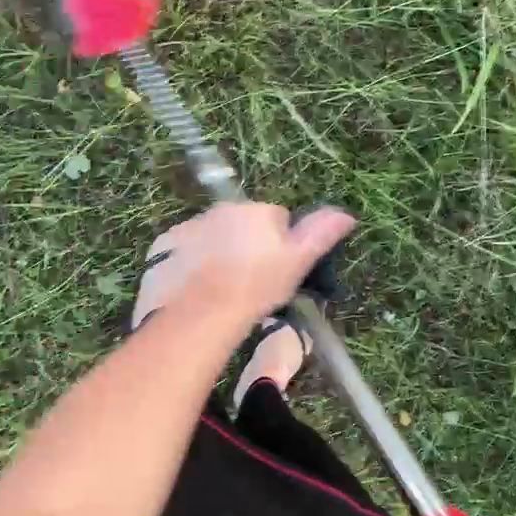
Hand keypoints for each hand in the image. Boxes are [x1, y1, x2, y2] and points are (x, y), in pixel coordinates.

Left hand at [151, 202, 355, 323]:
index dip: (282, 246)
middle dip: (251, 245)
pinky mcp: (169, 241)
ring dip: (223, 251)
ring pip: (217, 234)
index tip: (277, 271)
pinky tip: (200, 283)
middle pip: (245, 224)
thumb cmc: (257, 285)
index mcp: (258, 210)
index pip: (277, 219)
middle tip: (253, 281)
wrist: (205, 307)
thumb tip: (346, 214)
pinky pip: (190, 246)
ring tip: (225, 286)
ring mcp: (194, 223)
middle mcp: (224, 208)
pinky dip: (196, 259)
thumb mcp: (298, 263)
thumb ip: (321, 234)